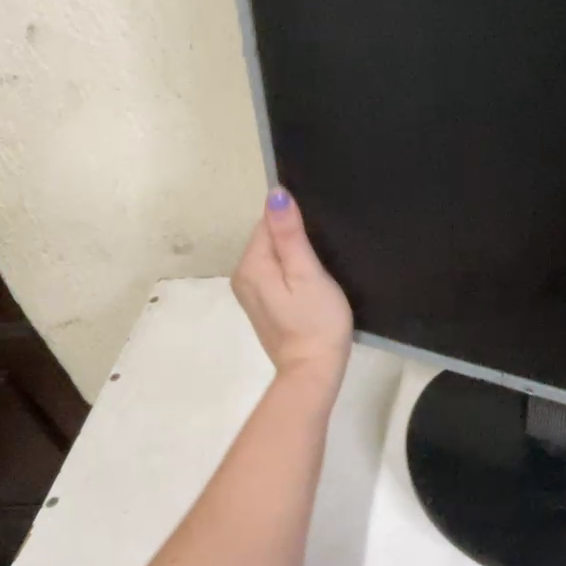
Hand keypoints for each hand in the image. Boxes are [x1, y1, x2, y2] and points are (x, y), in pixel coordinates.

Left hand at [230, 187, 353, 381]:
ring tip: (319, 274)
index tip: (319, 240)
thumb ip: (290, 234)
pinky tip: (309, 288)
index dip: (296, 224)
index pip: (269, 222)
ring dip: (295, 258)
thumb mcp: (307, 274)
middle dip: (295, 241)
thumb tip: (276, 194)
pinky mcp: (261, 304)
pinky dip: (291, 274)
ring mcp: (249, 292)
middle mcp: (242, 275)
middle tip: (324, 258)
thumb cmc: (316, 321)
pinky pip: (274, 274)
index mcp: (251, 264)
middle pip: (269, 238)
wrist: (313, 371)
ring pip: (273, 256)